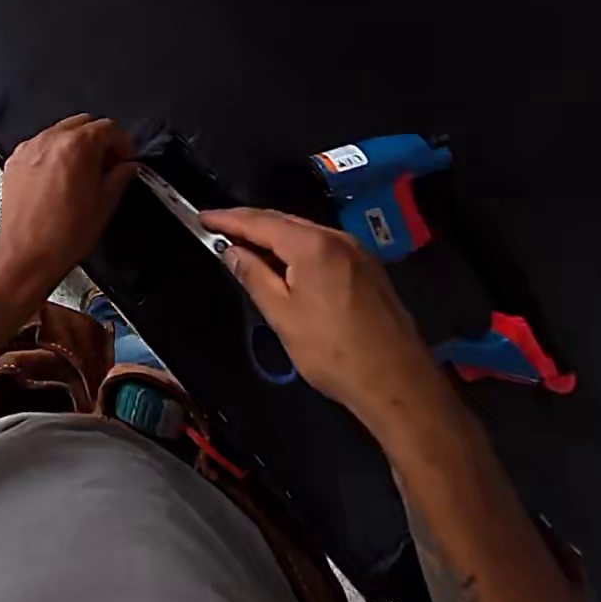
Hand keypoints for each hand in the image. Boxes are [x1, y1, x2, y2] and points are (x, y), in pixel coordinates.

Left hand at [0, 114, 137, 285]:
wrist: (27, 255)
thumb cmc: (64, 234)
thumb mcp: (105, 203)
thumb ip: (120, 176)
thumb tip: (127, 167)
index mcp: (78, 146)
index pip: (109, 127)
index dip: (123, 144)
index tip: (125, 159)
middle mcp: (51, 140)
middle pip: (84, 122)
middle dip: (100, 139)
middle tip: (108, 163)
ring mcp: (30, 148)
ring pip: (61, 131)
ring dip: (77, 144)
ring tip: (84, 172)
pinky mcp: (15, 161)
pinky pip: (41, 145)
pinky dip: (55, 153)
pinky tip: (60, 177)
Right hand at [200, 208, 444, 428]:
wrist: (398, 384)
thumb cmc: (334, 352)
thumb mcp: (282, 316)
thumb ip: (253, 276)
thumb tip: (232, 250)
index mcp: (312, 245)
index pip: (260, 221)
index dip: (228, 218)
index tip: (203, 217)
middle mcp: (336, 238)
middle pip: (283, 221)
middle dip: (250, 224)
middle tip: (219, 230)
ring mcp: (356, 252)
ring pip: (304, 233)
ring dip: (273, 237)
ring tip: (244, 247)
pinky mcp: (367, 268)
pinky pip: (322, 246)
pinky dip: (296, 249)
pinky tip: (284, 264)